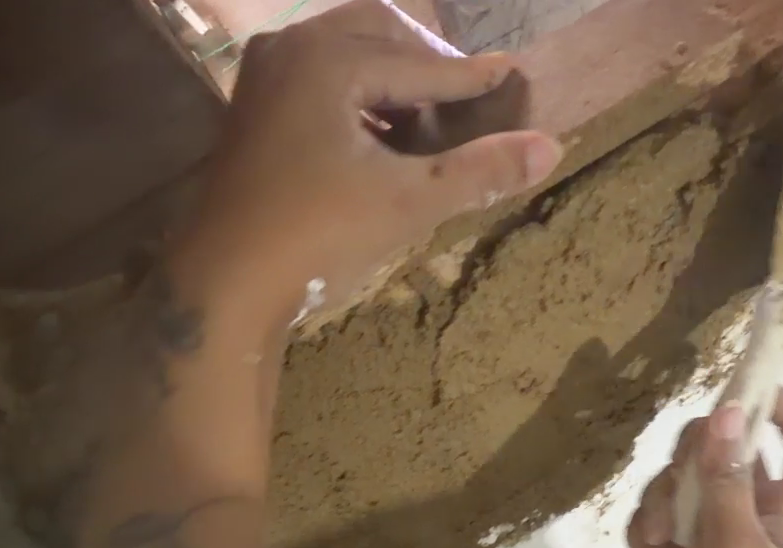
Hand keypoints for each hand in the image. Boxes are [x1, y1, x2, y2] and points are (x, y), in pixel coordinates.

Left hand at [169, 3, 563, 330]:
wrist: (231, 279)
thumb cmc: (320, 235)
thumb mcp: (409, 204)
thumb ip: (478, 171)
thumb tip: (551, 147)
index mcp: (331, 60)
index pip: (421, 62)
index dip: (472, 77)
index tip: (512, 76)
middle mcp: (293, 48)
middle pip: (380, 34)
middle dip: (428, 62)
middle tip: (466, 98)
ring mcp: (267, 77)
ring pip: (346, 54)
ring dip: (393, 77)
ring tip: (427, 118)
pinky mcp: (256, 110)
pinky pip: (321, 80)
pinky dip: (361, 96)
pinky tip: (379, 134)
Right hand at [627, 390, 782, 547]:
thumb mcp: (734, 547)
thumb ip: (727, 479)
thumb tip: (727, 411)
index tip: (744, 391)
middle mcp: (751, 512)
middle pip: (721, 450)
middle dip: (688, 466)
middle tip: (680, 500)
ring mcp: (714, 533)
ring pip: (680, 484)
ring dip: (659, 509)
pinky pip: (657, 519)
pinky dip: (647, 535)